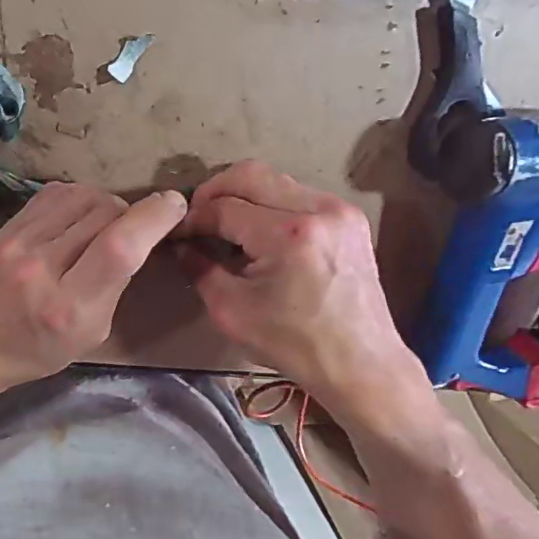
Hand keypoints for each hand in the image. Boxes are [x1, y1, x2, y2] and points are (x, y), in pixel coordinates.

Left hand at [0, 182, 187, 393]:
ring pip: (82, 196)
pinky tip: (77, 217)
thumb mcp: (94, 331)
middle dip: (130, 213)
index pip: (119, 248)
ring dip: (105, 203)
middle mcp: (42, 270)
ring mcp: (18, 243)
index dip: (153, 217)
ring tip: (103, 224)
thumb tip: (142, 231)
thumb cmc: (41, 349)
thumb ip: (117, 282)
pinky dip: (78, 199)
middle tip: (132, 229)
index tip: (174, 204)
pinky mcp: (6, 227)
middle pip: (104, 213)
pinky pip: (56, 193)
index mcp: (70, 308)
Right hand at [176, 161, 419, 393]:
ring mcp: (339, 210)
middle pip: (249, 174)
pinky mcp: (350, 218)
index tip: (177, 231)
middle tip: (196, 217)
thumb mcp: (232, 312)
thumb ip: (200, 270)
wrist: (361, 363)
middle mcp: (318, 209)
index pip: (224, 207)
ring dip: (244, 195)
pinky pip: (299, 194)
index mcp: (288, 234)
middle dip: (214, 191)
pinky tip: (258, 231)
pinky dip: (271, 204)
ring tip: (224, 224)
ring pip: (275, 180)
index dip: (194, 218)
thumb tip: (180, 246)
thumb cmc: (294, 344)